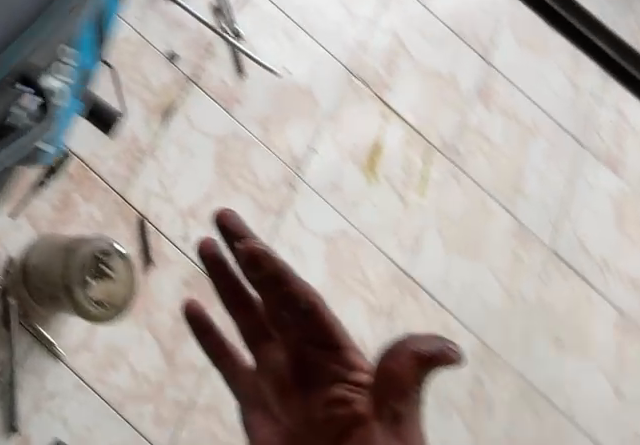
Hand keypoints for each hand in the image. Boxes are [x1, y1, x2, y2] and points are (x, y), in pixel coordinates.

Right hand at [183, 210, 461, 444]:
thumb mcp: (397, 429)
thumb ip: (400, 383)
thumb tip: (449, 349)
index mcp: (339, 360)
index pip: (300, 303)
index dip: (274, 273)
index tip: (249, 246)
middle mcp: (305, 360)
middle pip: (270, 296)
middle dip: (247, 256)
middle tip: (224, 216)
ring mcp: (278, 382)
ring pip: (246, 319)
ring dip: (225, 282)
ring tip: (205, 244)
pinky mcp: (256, 408)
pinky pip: (227, 364)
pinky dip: (208, 336)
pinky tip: (191, 307)